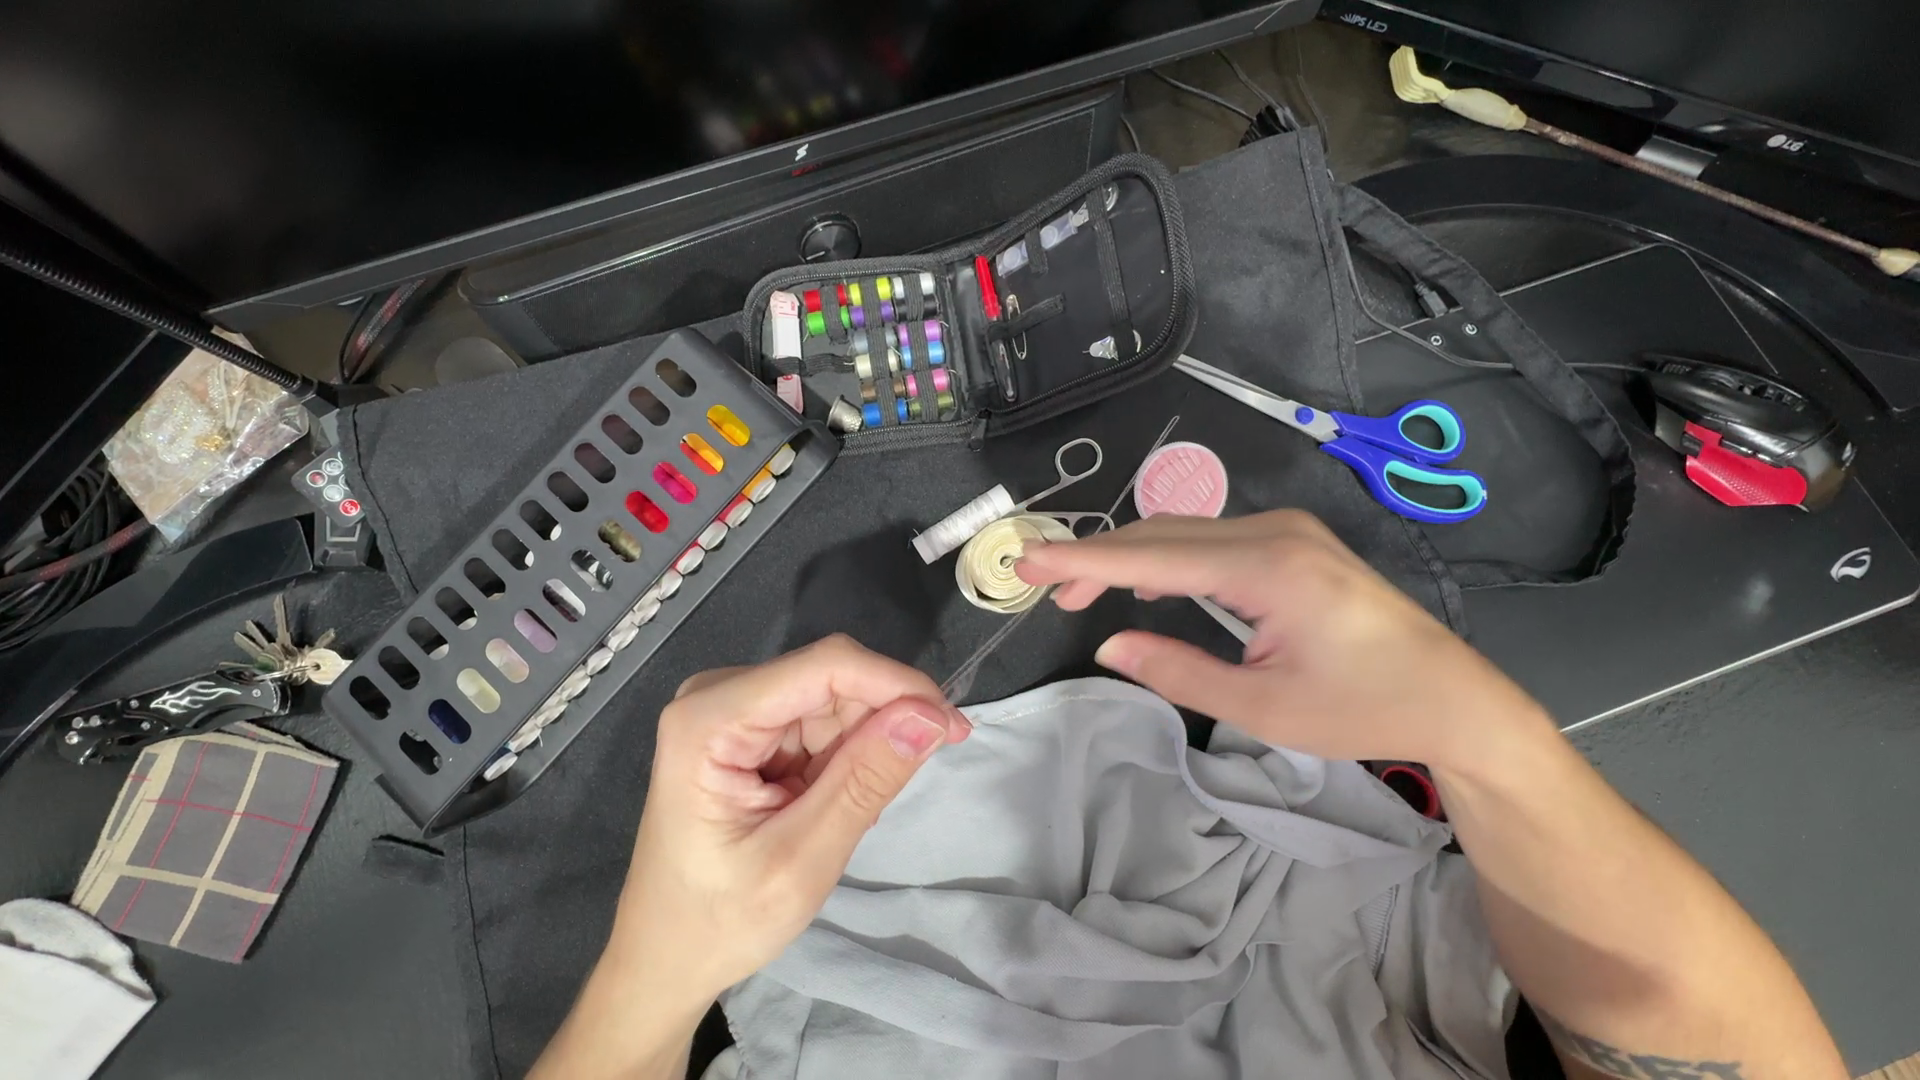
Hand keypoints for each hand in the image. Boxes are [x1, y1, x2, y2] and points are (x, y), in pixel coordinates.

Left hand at [607, 635, 969, 1008]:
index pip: (826, 666)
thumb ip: (866, 781)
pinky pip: (821, 719)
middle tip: (896, 792)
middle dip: (882, 722)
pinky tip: (832, 802)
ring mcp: (733, 707)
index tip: (951, 728)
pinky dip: (846, 756)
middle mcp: (719, 695)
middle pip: (831, 677)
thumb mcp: (802, 861)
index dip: (897, 684)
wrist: (665, 957)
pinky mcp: (749, 726)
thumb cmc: (720, 921)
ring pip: (834, 697)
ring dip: (863, 746)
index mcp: (710, 719)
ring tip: (849, 813)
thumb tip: (931, 716)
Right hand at [1015, 510, 1550, 768]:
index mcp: (1268, 568)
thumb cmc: (1363, 709)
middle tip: (1048, 591)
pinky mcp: (1293, 541)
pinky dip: (1167, 558)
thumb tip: (1108, 645)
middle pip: (1162, 534)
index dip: (1083, 558)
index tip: (1027, 559)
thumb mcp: (1262, 708)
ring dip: (1129, 557)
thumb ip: (1178, 672)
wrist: (1455, 697)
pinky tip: (1149, 585)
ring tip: (1082, 592)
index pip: (1152, 555)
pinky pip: (1210, 539)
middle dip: (1098, 558)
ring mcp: (1287, 530)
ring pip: (1183, 532)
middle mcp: (1274, 531)